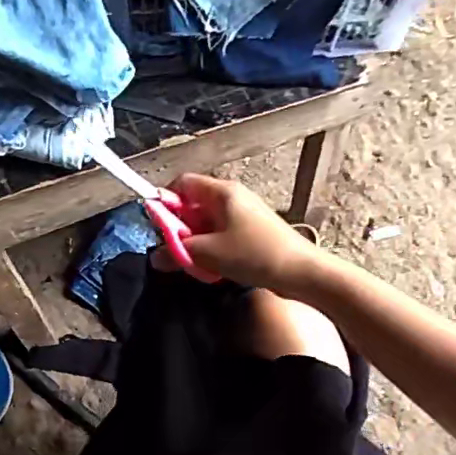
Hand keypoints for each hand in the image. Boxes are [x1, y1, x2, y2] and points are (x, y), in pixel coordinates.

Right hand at [165, 174, 324, 293]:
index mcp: (221, 191)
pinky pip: (223, 235)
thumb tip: (155, 256)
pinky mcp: (254, 232)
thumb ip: (178, 251)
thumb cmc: (253, 254)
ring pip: (208, 223)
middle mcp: (233, 197)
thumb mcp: (208, 253)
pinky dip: (214, 249)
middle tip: (175, 253)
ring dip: (197, 243)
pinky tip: (215, 269)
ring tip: (195, 265)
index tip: (159, 229)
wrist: (300, 271)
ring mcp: (245, 214)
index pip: (182, 184)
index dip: (166, 203)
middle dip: (180, 229)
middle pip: (194, 204)